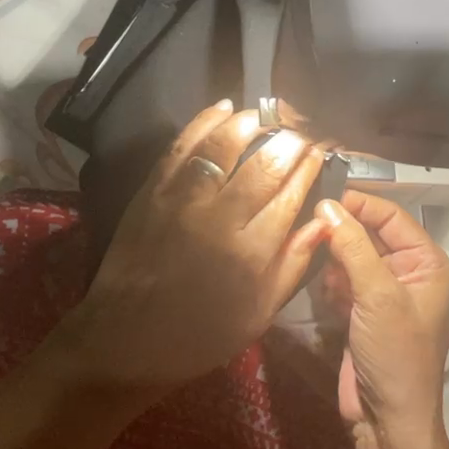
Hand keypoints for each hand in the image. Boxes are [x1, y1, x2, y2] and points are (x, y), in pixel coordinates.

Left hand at [53, 100, 329, 394]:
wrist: (125, 340)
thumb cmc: (200, 334)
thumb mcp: (258, 314)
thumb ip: (292, 265)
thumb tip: (324, 222)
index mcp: (251, 254)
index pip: (291, 195)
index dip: (310, 167)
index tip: (321, 151)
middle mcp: (220, 220)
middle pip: (264, 166)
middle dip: (290, 142)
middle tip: (302, 132)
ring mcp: (183, 201)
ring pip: (223, 147)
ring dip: (251, 124)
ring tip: (268, 116)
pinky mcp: (153, 191)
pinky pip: (182, 147)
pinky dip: (204, 123)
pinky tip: (224, 108)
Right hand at [318, 192, 448, 448]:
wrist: (388, 421)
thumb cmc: (395, 355)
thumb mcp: (377, 295)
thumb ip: (352, 246)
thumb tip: (326, 205)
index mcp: (427, 263)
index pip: (392, 215)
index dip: (359, 204)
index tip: (321, 198)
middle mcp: (409, 273)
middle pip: (370, 234)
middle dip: (341, 233)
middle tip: (307, 227)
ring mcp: (384, 294)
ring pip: (352, 257)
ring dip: (333, 260)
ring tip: (316, 265)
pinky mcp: (363, 313)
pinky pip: (343, 282)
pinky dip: (331, 284)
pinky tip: (326, 296)